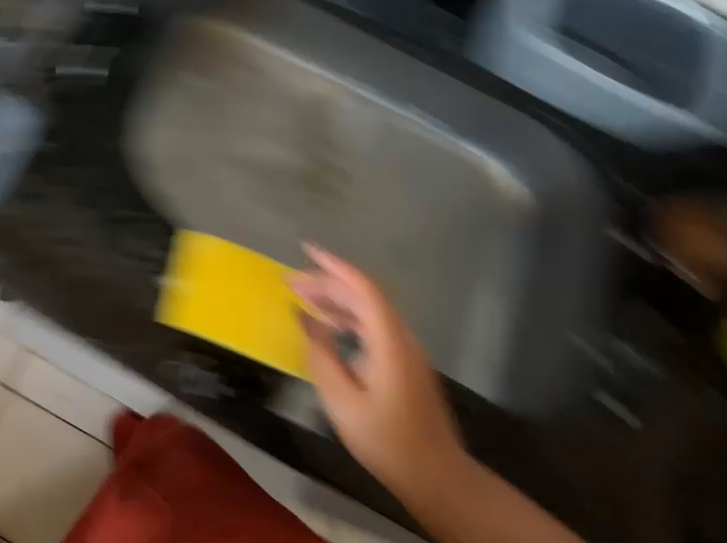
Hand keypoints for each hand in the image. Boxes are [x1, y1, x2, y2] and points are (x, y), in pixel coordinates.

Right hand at [288, 244, 466, 494]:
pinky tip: (329, 327)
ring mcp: (407, 350)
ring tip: (303, 302)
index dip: (334, 265)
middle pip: (363, 296)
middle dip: (326, 283)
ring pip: (369, 311)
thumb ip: (321, 353)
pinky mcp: (406, 363)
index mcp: (388, 341)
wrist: (436, 476)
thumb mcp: (340, 399)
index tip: (305, 250)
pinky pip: (374, 326)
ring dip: (336, 301)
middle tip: (290, 284)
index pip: (362, 288)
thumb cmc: (385, 438)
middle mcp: (401, 337)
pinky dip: (348, 318)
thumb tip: (307, 319)